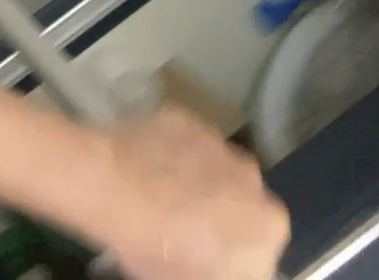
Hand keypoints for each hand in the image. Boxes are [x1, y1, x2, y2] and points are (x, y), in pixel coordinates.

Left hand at [89, 105, 287, 279]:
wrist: (109, 186)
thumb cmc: (156, 248)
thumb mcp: (195, 279)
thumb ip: (221, 269)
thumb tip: (213, 257)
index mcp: (269, 226)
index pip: (259, 241)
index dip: (229, 244)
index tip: (202, 247)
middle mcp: (253, 178)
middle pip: (239, 195)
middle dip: (217, 204)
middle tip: (178, 215)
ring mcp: (216, 139)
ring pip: (211, 160)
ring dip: (193, 171)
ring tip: (154, 183)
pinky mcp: (182, 115)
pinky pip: (180, 134)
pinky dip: (167, 143)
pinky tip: (141, 155)